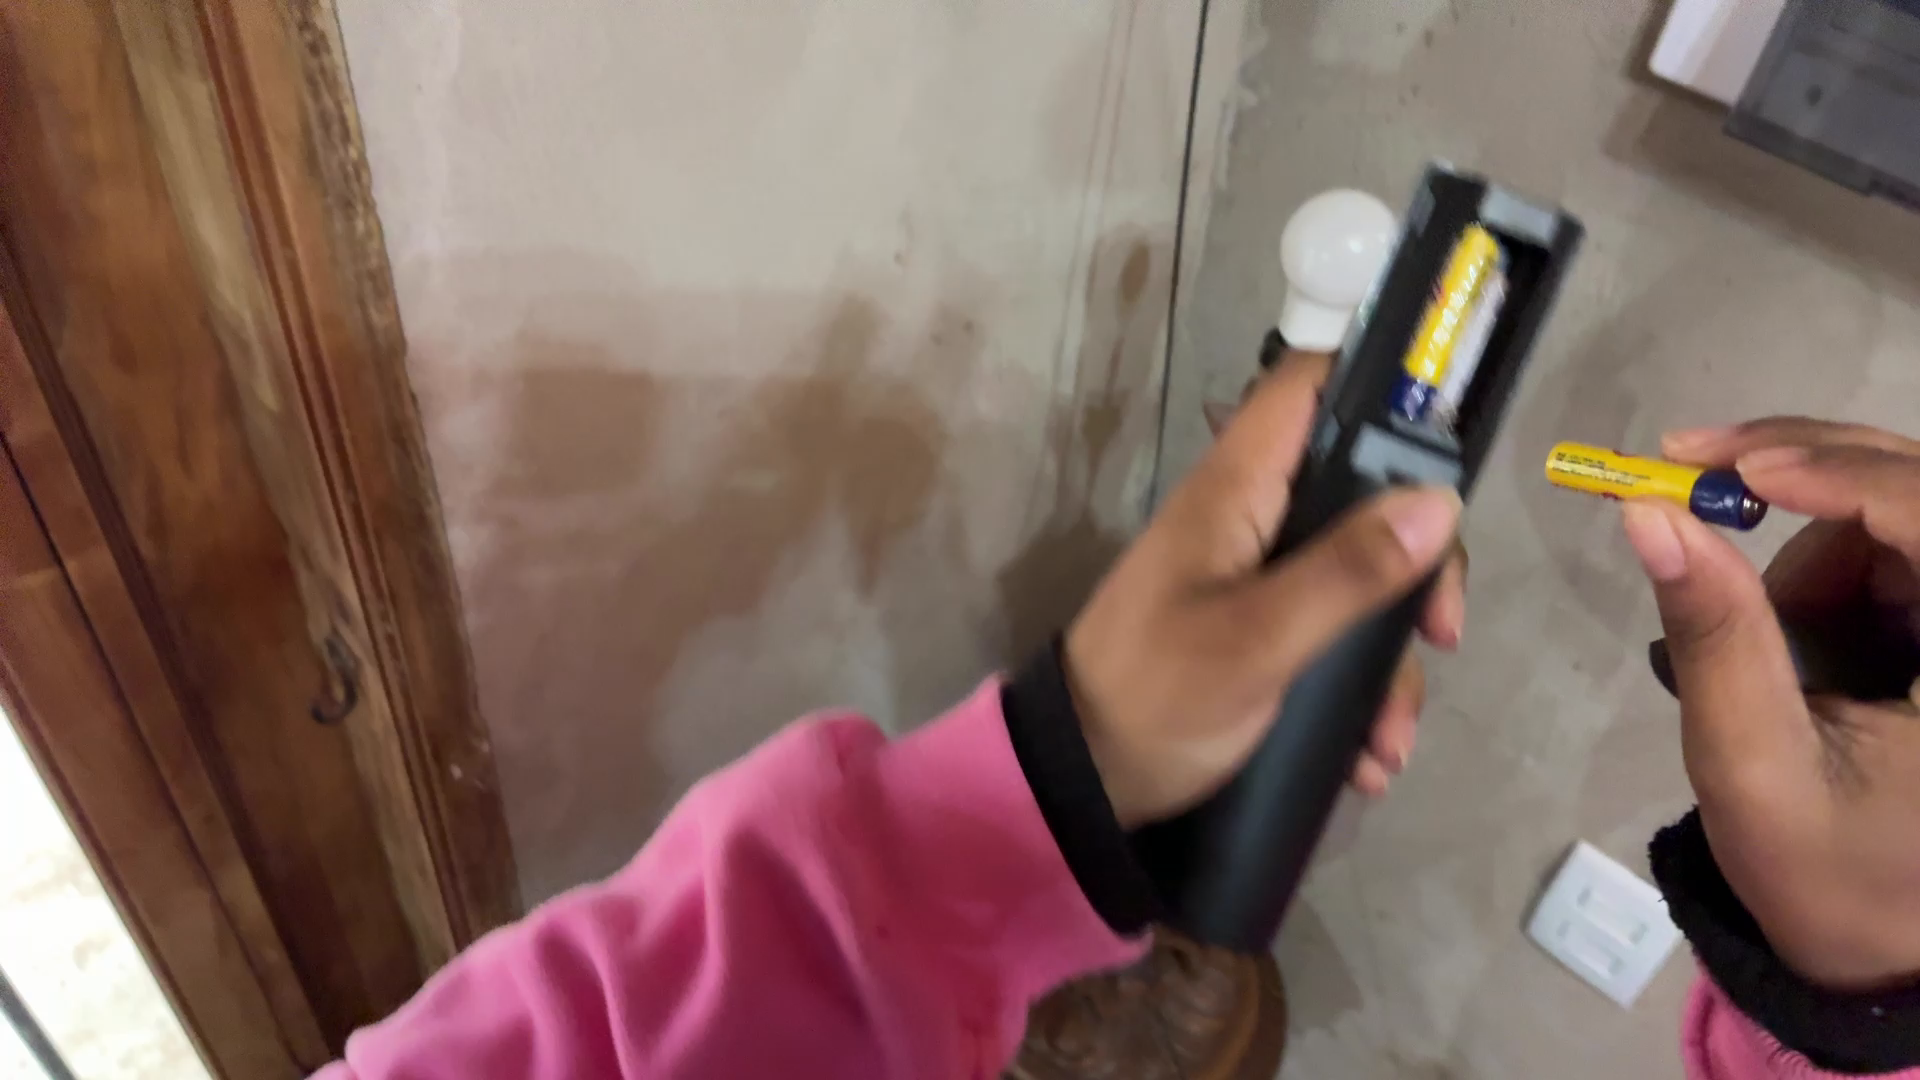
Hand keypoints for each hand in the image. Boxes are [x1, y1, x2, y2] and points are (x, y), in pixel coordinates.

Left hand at [1064, 351, 1466, 828]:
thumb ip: (1344, 571)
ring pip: (1352, 574)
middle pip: (1356, 493)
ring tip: (1388, 739)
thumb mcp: (1257, 640)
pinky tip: (1365, 753)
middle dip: (1413, 562)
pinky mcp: (1252, 626)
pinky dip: (1352, 685)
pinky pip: (1326, 630)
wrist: (1087, 769)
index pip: (1300, 391)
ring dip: (1386, 651)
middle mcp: (1244, 520)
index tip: (1448, 441)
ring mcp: (1249, 575)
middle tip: (1439, 633)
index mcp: (1231, 492)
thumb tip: (1438, 499)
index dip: (1375, 388)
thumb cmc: (1158, 696)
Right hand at [1623, 418, 1919, 990]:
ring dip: (1801, 555)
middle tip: (1680, 458)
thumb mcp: (1748, 754)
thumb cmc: (1823, 869)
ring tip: (1764, 653)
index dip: (1844, 477)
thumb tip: (1648, 515)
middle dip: (1804, 466)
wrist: (1885, 945)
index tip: (1718, 466)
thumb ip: (1712, 632)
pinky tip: (1794, 643)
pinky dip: (1816, 575)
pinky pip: (1887, 560)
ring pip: (1893, 524)